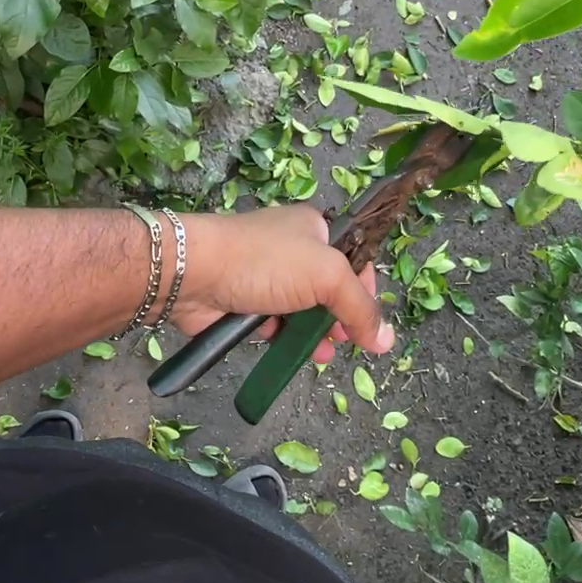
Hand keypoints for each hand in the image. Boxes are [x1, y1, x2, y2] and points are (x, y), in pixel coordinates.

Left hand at [168, 205, 390, 364]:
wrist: (195, 273)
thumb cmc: (266, 262)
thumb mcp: (326, 275)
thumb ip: (360, 307)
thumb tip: (386, 340)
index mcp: (313, 228)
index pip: (353, 256)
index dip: (365, 287)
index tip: (369, 316)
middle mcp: (291, 249)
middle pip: (329, 287)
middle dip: (341, 315)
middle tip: (346, 338)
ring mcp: (267, 277)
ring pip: (303, 310)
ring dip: (316, 332)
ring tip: (324, 352)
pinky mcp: (246, 304)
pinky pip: (276, 325)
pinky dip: (287, 339)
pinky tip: (296, 354)